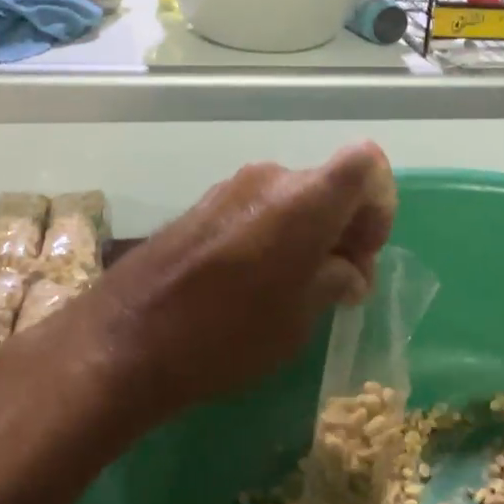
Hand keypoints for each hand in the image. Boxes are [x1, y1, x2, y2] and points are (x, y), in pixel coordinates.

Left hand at [91, 141, 396, 414]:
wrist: (124, 340)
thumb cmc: (227, 335)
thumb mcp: (298, 319)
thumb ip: (335, 281)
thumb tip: (347, 271)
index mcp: (305, 200)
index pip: (368, 163)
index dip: (379, 205)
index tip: (361, 254)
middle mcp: (272, 178)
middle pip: (332, 184)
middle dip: (346, 227)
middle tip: (337, 284)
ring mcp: (233, 186)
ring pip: (296, 196)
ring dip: (310, 232)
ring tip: (296, 287)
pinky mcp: (204, 203)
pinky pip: (261, 206)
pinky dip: (276, 232)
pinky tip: (257, 280)